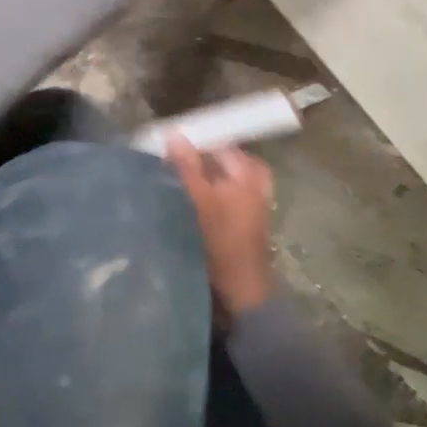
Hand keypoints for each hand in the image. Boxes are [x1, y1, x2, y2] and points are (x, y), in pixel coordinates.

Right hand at [168, 135, 277, 319]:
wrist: (241, 291)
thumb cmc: (221, 242)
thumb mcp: (199, 201)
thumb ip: (187, 167)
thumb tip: (175, 135)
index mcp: (248, 175)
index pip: (223, 145)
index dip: (198, 142)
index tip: (172, 144)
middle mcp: (254, 186)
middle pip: (225, 162)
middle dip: (200, 159)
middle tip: (173, 161)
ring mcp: (252, 206)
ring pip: (224, 180)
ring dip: (203, 178)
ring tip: (177, 181)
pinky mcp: (243, 224)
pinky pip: (224, 197)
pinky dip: (208, 195)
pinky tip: (187, 201)